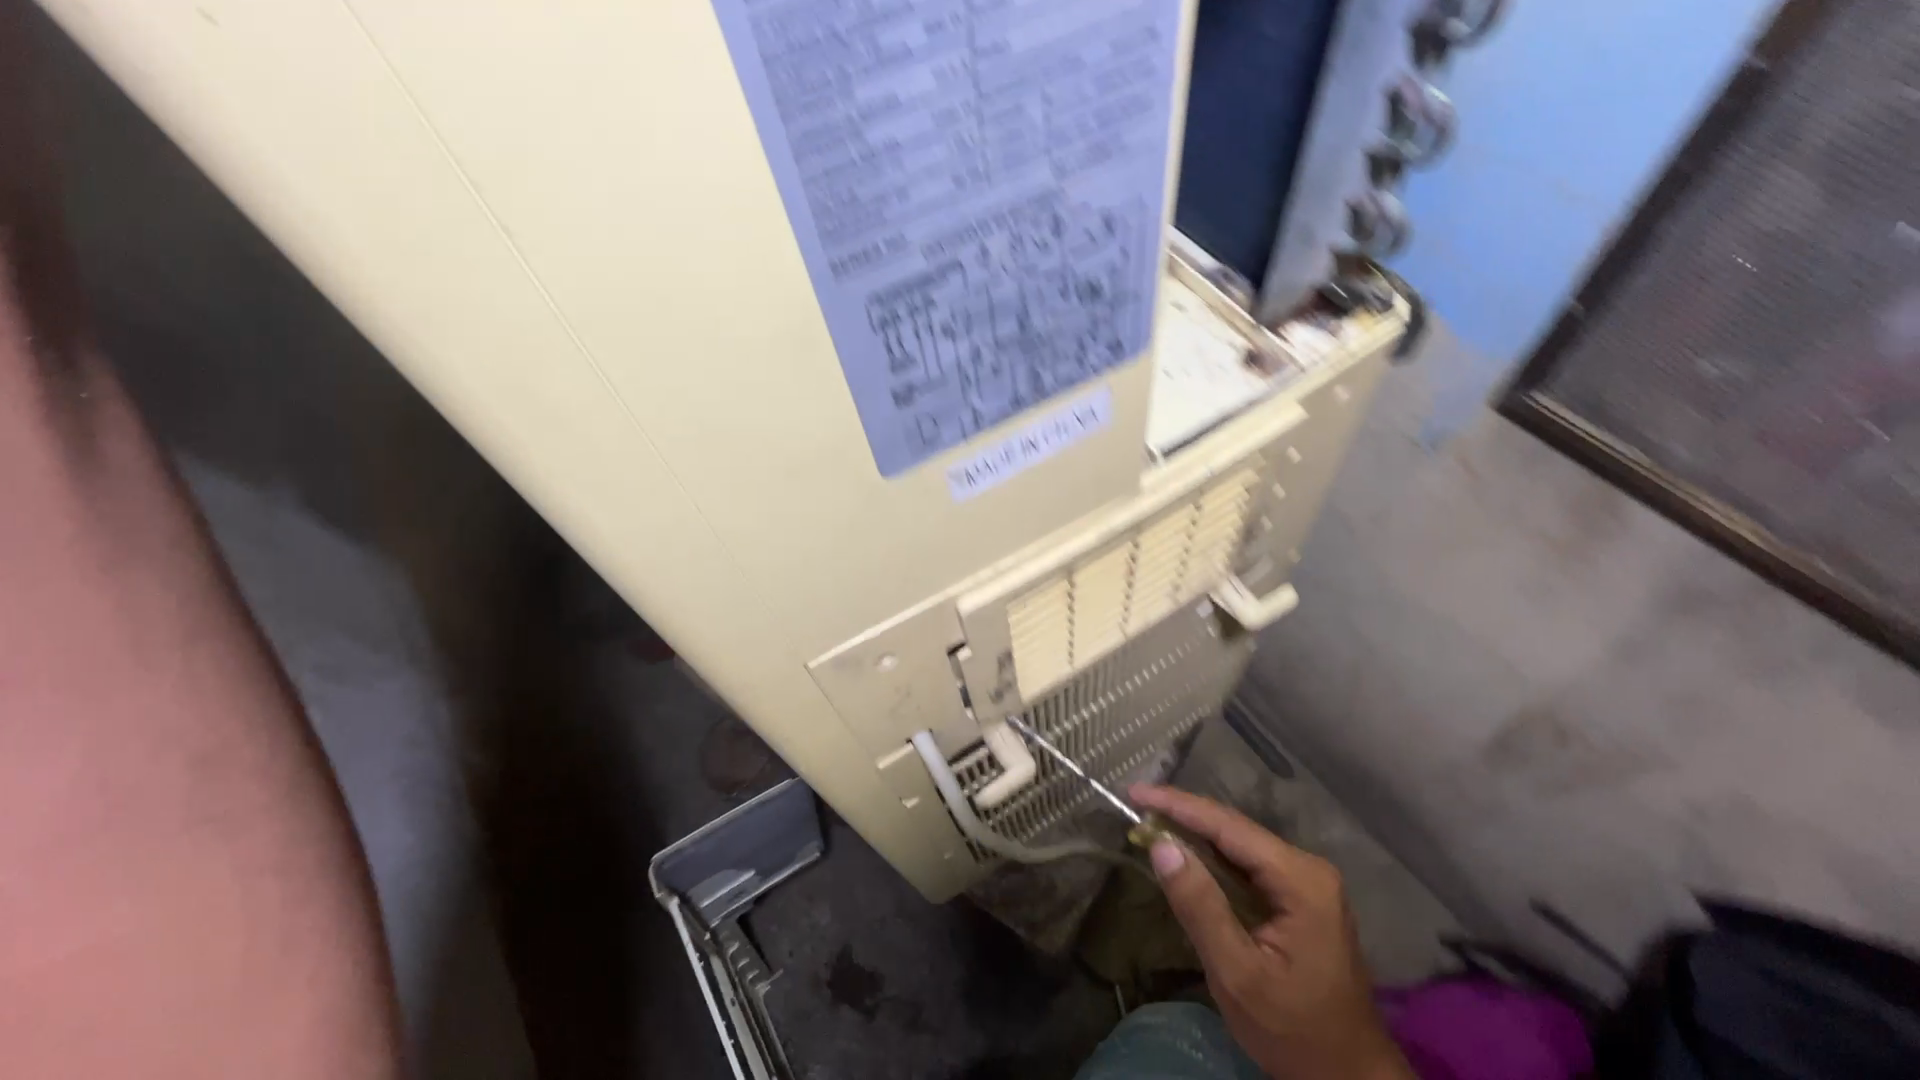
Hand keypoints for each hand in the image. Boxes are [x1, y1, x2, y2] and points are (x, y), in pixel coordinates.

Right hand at [1130, 784, 1412, 1079]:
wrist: (1347, 1073)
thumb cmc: (1293, 1029)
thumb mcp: (1237, 973)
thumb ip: (1200, 906)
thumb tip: (1161, 845)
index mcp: (1300, 880)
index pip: (1229, 827)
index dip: (1178, 805)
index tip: (1135, 792)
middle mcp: (1308, 868)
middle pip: (1235, 829)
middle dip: (1183, 814)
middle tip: (1136, 804)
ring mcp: (1307, 883)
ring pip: (1240, 845)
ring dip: (1195, 833)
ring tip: (1150, 820)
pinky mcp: (1300, 898)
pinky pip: (1248, 865)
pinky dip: (1212, 856)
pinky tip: (1185, 853)